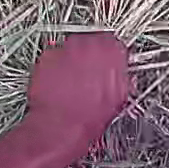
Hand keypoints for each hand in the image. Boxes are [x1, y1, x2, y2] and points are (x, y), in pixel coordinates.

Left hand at [21, 32, 132, 154]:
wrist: (60, 126)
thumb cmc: (88, 116)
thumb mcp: (119, 97)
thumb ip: (122, 77)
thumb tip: (122, 75)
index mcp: (110, 52)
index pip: (114, 42)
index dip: (111, 56)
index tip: (108, 64)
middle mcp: (87, 45)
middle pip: (91, 41)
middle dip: (90, 55)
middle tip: (89, 73)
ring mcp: (65, 48)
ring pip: (71, 47)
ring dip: (73, 59)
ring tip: (73, 81)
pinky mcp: (47, 56)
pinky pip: (54, 56)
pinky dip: (55, 65)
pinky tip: (58, 82)